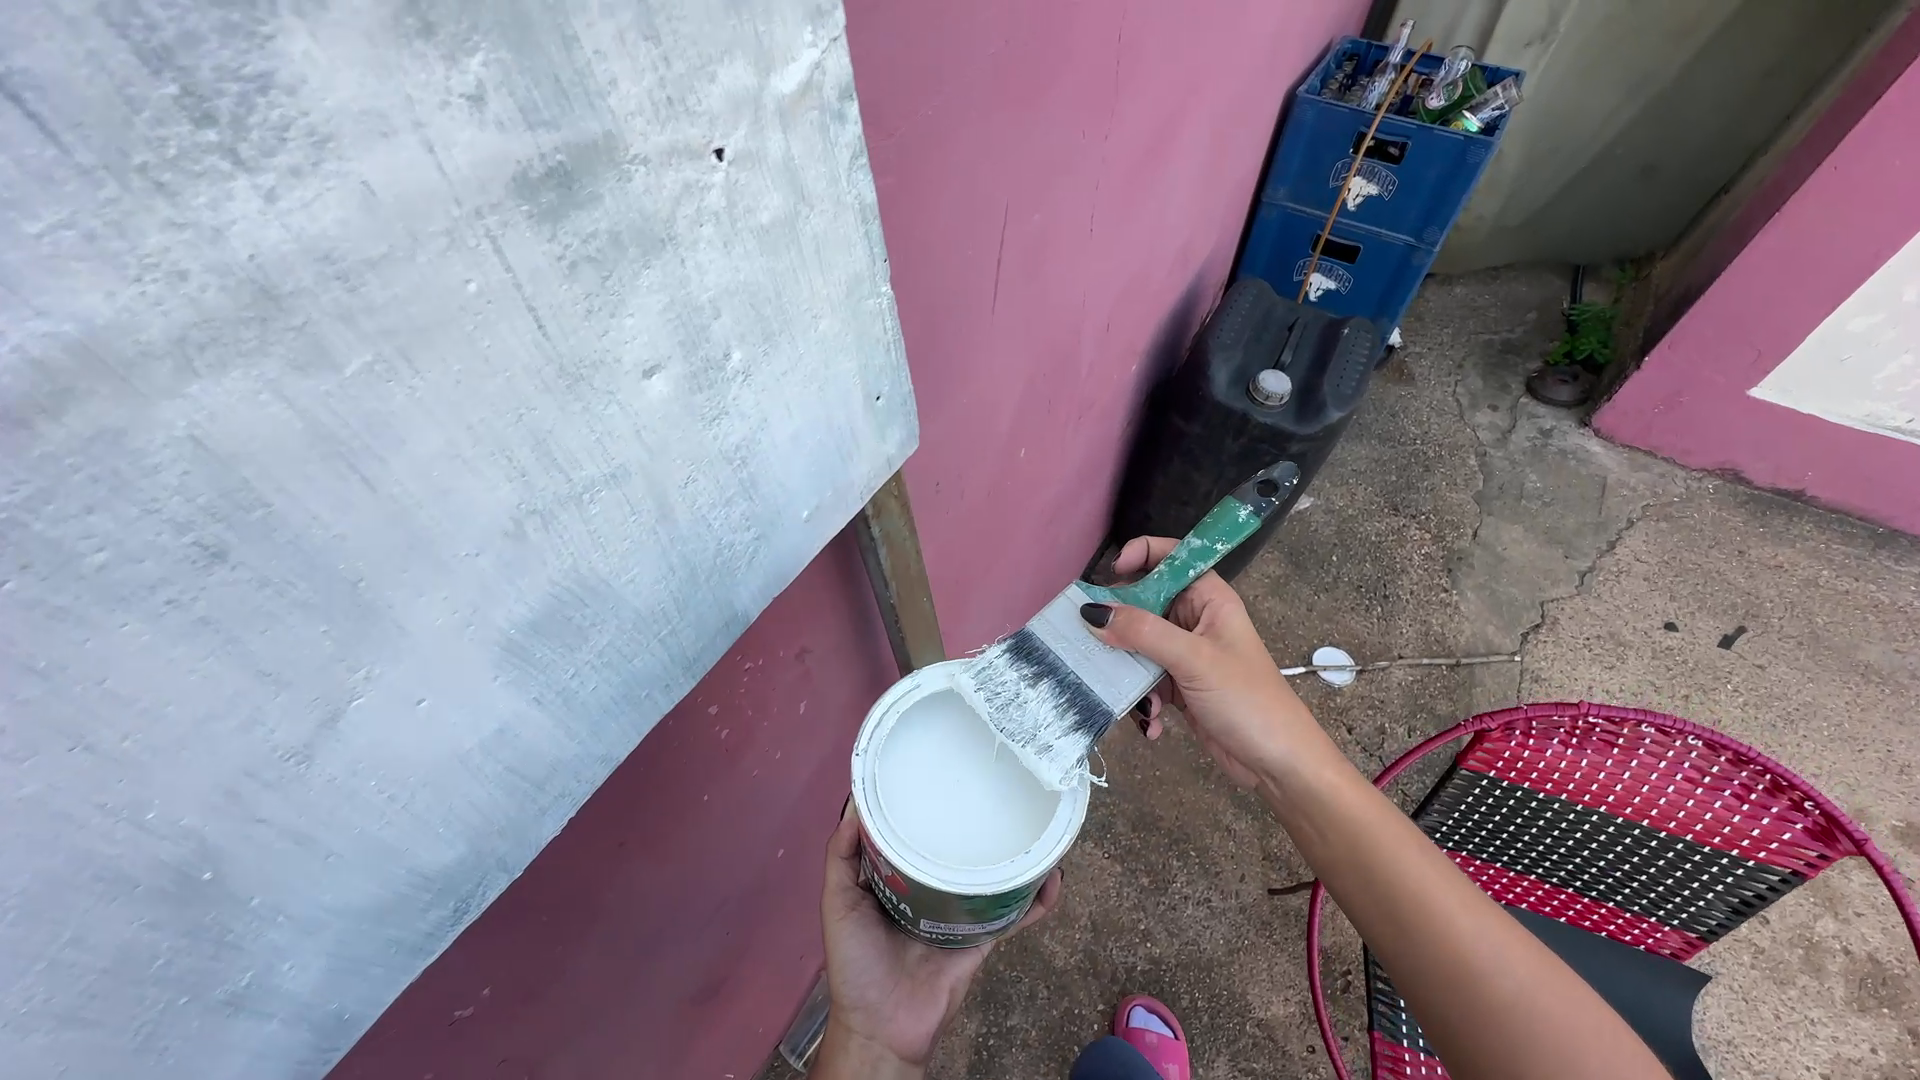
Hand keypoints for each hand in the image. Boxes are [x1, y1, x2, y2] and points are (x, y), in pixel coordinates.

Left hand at [814, 801, 1062, 1076]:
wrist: (883, 1026)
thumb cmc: (856, 962)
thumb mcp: (838, 902)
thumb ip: (841, 857)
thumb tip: (855, 803)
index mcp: (899, 876)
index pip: (916, 831)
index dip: (928, 803)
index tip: (942, 770)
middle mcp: (932, 887)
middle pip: (960, 847)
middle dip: (979, 821)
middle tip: (998, 787)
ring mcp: (961, 911)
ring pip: (992, 874)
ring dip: (1016, 853)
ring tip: (1035, 823)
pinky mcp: (982, 935)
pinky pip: (1014, 914)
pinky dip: (1036, 899)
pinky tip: (1052, 877)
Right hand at [1091, 535, 1330, 786]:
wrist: (1277, 763)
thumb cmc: (1247, 700)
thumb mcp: (1193, 660)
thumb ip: (1143, 632)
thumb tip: (1092, 612)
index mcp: (1209, 599)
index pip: (1172, 557)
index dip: (1141, 555)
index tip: (1111, 574)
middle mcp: (1195, 621)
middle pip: (1144, 603)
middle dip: (1120, 624)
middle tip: (1093, 640)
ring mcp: (1185, 655)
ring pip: (1138, 645)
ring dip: (1129, 671)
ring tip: (1131, 695)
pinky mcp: (1178, 687)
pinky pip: (1144, 680)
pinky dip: (1143, 700)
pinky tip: (1153, 723)